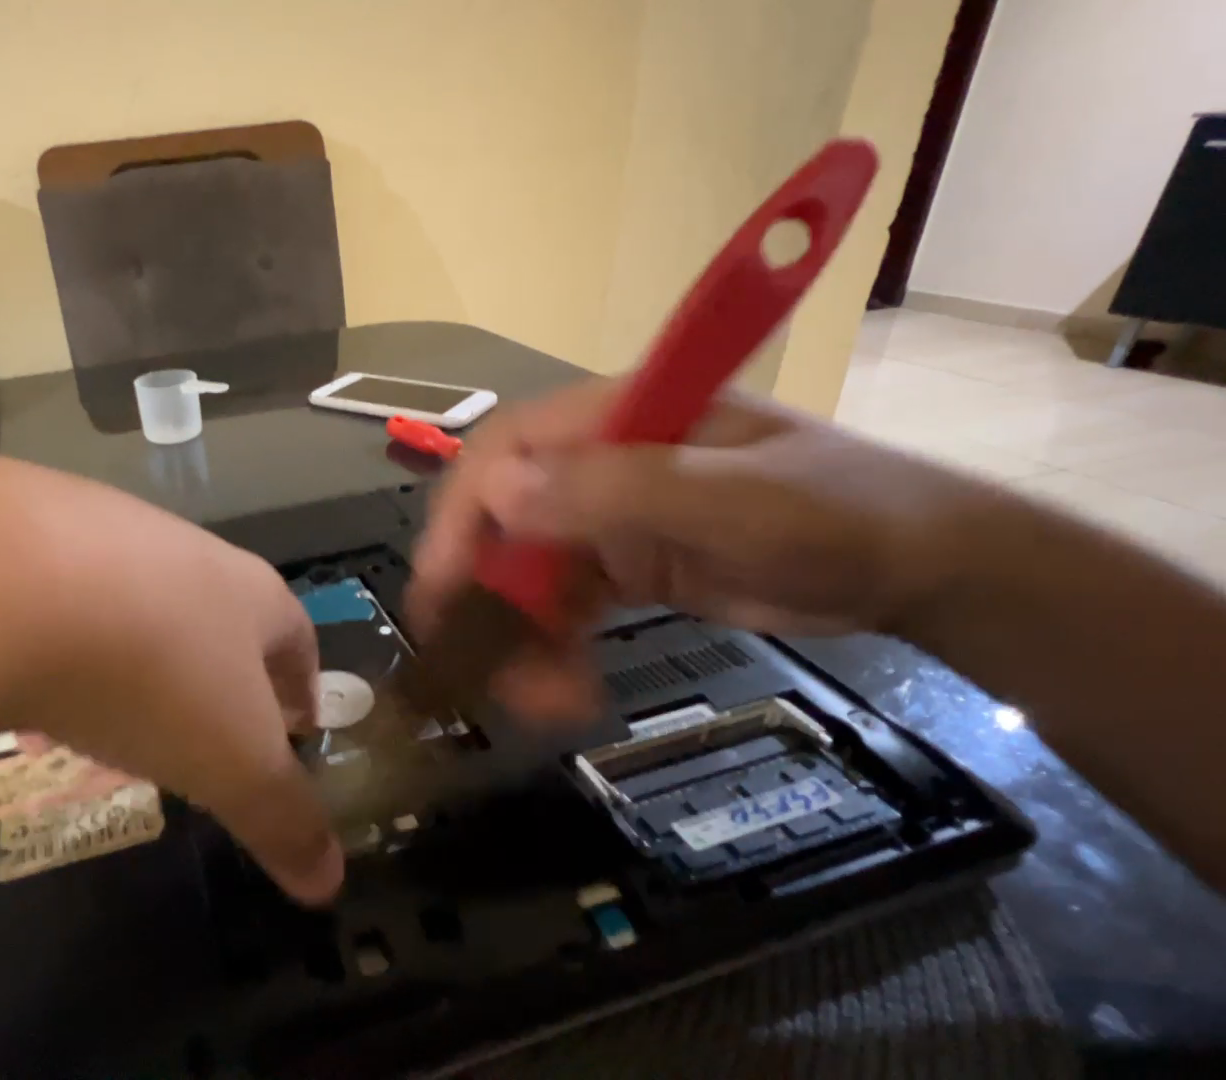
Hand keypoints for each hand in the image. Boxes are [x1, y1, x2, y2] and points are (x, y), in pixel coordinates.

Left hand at [0, 455, 341, 903]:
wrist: (1, 576)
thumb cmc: (149, 672)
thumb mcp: (230, 762)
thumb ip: (282, 818)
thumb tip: (330, 880)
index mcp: (249, 595)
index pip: (296, 639)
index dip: (300, 687)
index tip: (294, 726)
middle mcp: (185, 551)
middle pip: (217, 616)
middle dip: (216, 676)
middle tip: (201, 731)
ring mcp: (102, 533)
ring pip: (135, 607)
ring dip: (135, 661)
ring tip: (110, 716)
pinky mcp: (22, 532)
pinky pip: (56, 602)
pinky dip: (57, 648)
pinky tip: (24, 688)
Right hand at [407, 381, 982, 718]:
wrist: (921, 571)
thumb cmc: (841, 514)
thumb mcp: (735, 501)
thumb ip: (620, 491)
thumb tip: (498, 492)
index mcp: (621, 417)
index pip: (508, 446)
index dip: (463, 509)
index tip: (440, 581)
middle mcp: (601, 462)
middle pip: (505, 514)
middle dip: (481, 588)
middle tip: (462, 656)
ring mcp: (613, 517)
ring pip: (528, 570)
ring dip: (518, 634)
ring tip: (534, 699)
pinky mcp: (627, 566)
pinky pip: (565, 606)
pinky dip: (555, 648)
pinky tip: (564, 692)